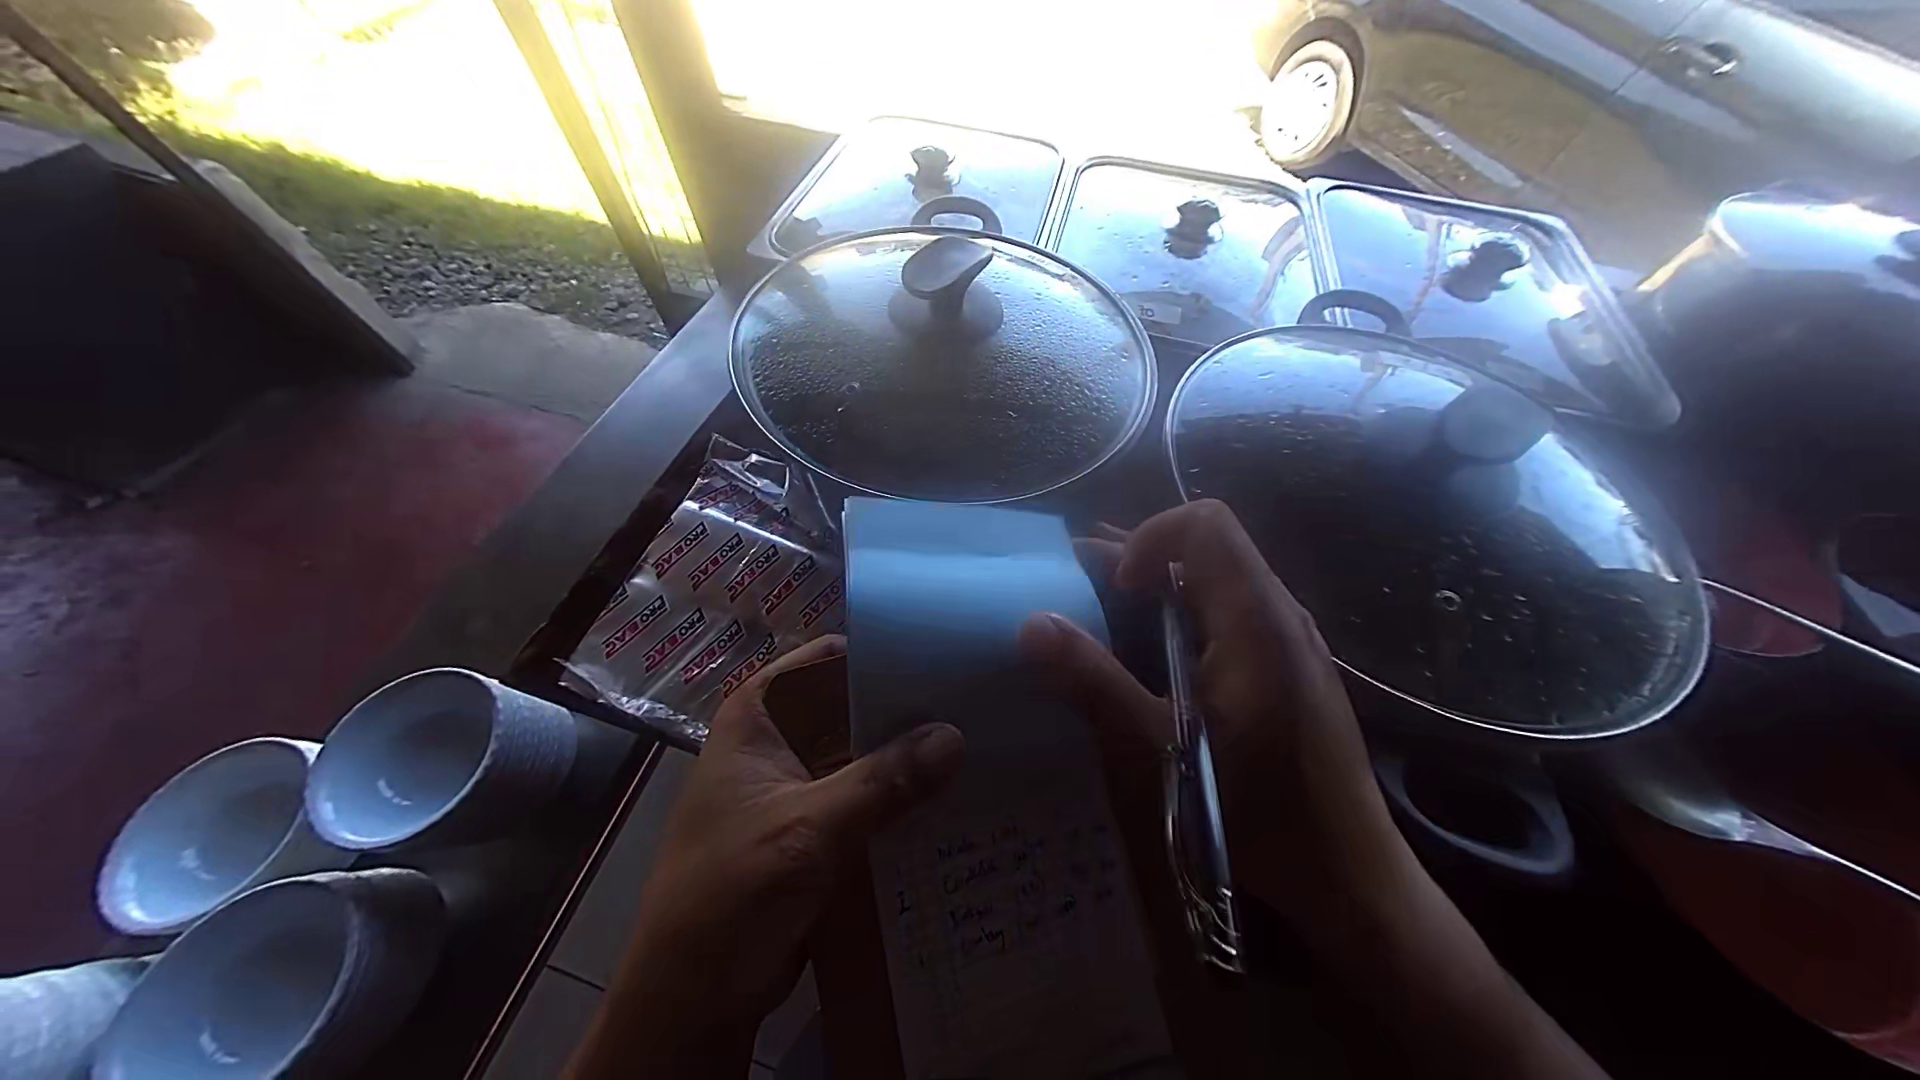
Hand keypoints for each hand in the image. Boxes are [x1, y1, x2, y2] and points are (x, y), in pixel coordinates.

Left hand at [575, 635, 964, 1073]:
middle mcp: (782, 738)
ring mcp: (802, 782)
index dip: (884, 654)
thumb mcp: (808, 829)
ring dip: (912, 755)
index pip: (830, 658)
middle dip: (909, 708)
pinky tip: (956, 795)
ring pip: (868, 752)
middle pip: (855, 704)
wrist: (695, 997)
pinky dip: (905, 795)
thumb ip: (882, 781)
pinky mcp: (820, 824)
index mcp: (760, 715)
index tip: (946, 657)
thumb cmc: (732, 893)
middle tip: (979, 704)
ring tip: (982, 743)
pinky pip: (872, 795)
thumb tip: (956, 737)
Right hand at [1024, 500, 1404, 922]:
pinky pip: (1229, 614)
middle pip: (1207, 547)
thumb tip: (1033, 625)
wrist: (1352, 878)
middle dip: (1139, 559)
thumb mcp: (1162, 751)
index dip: (1148, 538)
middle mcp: (1279, 615)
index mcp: (1256, 620)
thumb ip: (1096, 682)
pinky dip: (1182, 616)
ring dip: (1158, 588)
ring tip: (1103, 613)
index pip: (1204, 524)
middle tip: (1081, 590)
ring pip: (1218, 580)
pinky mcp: (1289, 667)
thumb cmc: (1262, 813)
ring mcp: (1290, 641)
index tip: (1115, 589)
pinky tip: (1151, 656)